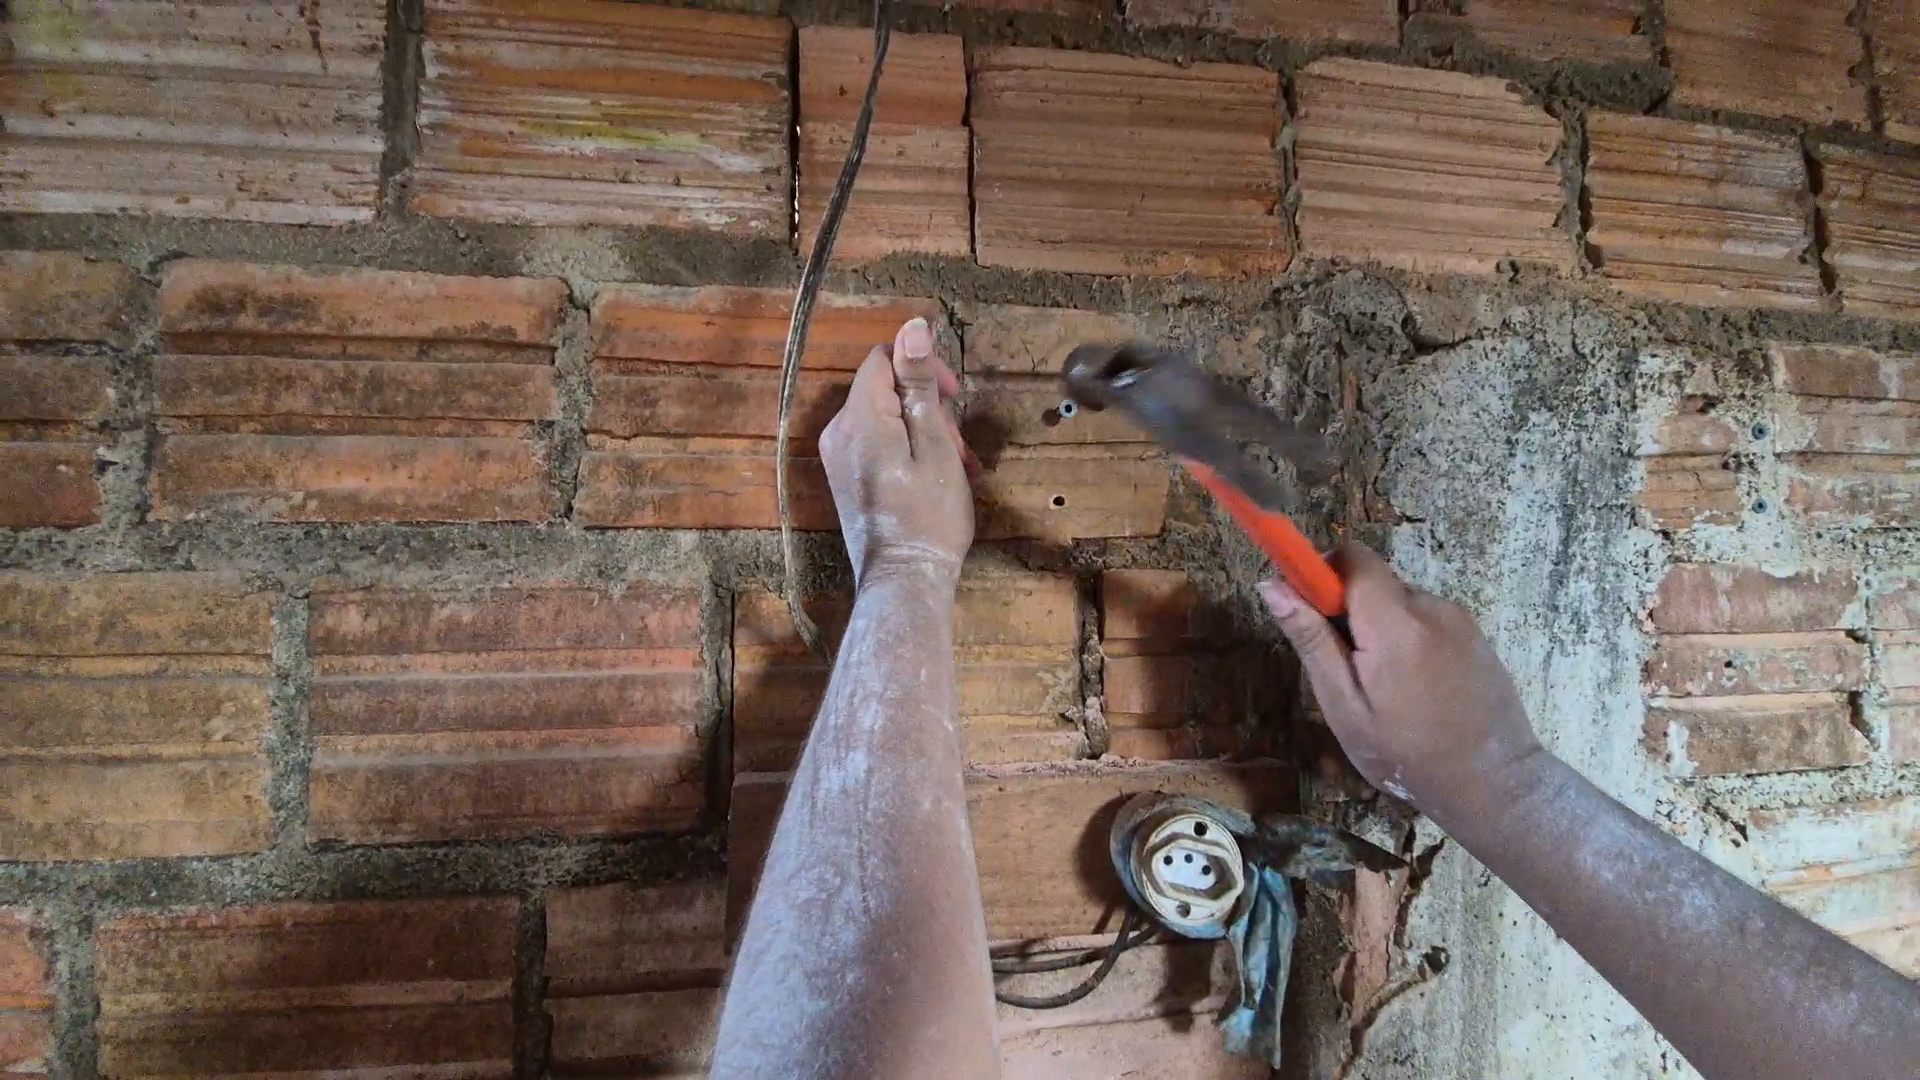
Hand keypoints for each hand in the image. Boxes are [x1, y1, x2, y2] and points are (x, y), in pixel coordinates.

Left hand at [819, 317, 976, 584]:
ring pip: (885, 418)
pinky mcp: (845, 478)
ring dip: (924, 432)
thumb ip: (918, 385)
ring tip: (958, 466)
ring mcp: (838, 458)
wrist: (905, 579)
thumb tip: (910, 328)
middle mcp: (837, 432)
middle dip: (927, 407)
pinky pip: (877, 444)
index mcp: (859, 418)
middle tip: (961, 446)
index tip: (954, 397)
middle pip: (885, 390)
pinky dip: (909, 450)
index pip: (883, 359)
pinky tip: (938, 476)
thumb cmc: (929, 514)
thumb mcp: (934, 444)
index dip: (922, 367)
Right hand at [1259, 543, 1543, 819]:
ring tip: (1381, 683)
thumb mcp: (1343, 704)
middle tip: (1344, 665)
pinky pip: (1423, 617)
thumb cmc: (1405, 753)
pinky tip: (1412, 684)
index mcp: (1395, 625)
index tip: (1309, 610)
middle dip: (1346, 609)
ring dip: (1376, 625)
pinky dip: (1404, 636)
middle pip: (1372, 580)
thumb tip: (1271, 584)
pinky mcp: (1475, 633)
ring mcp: (1460, 619)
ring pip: (1397, 600)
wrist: (1495, 787)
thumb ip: (1310, 639)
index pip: (1352, 557)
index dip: (1322, 571)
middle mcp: (1432, 608)